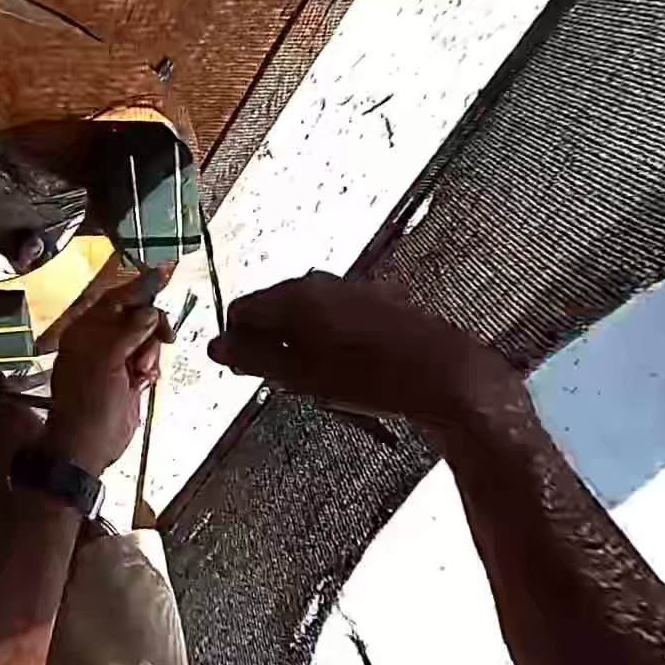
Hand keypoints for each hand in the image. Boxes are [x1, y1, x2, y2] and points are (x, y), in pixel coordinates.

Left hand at [46, 280, 167, 473]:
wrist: (88, 449)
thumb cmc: (90, 406)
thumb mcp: (106, 363)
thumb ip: (127, 331)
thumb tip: (148, 312)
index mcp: (84, 331)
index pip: (115, 298)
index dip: (139, 287)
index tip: (163, 274)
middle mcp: (98, 340)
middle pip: (135, 316)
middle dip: (149, 329)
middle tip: (162, 340)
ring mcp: (113, 359)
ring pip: (145, 339)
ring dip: (150, 353)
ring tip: (140, 373)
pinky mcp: (127, 377)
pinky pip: (148, 359)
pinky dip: (150, 368)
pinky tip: (141, 382)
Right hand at [206, 272, 522, 426]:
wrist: (450, 378)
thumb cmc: (367, 379)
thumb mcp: (300, 376)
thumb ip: (252, 357)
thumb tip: (213, 346)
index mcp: (293, 295)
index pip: (240, 311)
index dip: (239, 343)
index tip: (255, 374)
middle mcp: (317, 281)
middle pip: (270, 311)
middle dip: (270, 345)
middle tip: (289, 382)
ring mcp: (348, 288)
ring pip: (301, 315)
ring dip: (298, 346)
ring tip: (320, 380)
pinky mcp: (373, 299)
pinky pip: (331, 316)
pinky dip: (325, 340)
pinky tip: (348, 368)